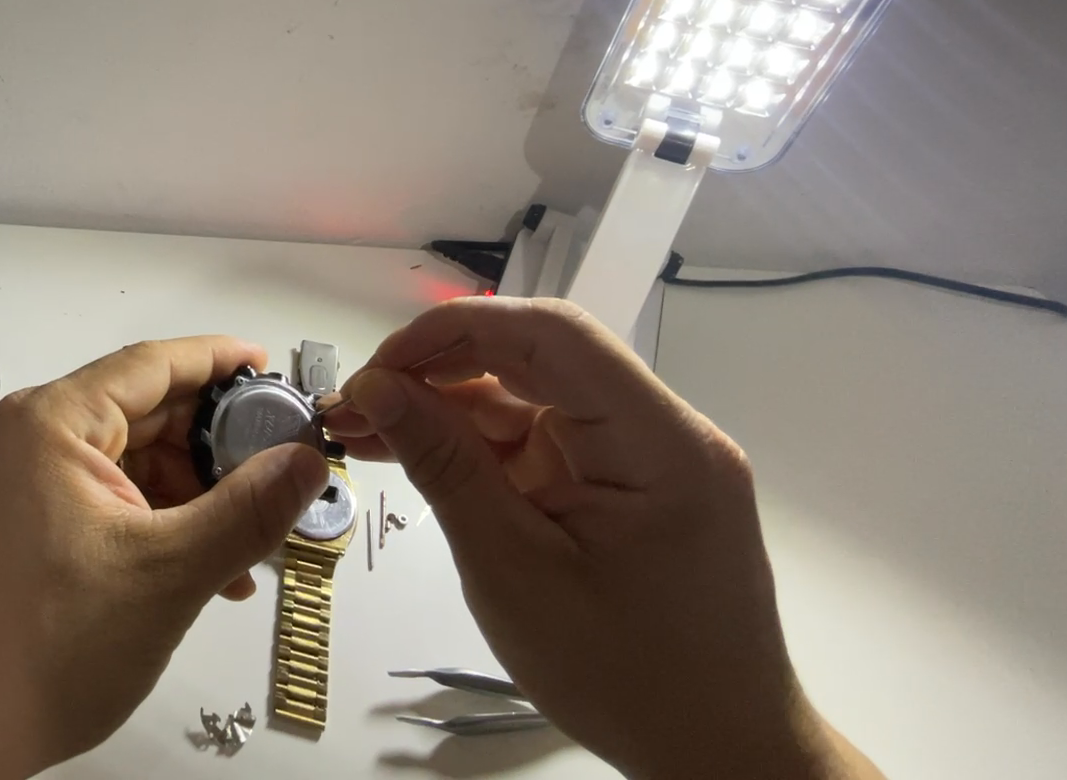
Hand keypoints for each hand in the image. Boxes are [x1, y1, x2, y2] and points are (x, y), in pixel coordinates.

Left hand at [0, 337, 328, 778]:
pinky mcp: (36, 521)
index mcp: (56, 420)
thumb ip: (246, 512)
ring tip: (252, 538)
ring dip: (196, 493)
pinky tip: (210, 567)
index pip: (152, 364)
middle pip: (147, 412)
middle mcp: (39, 436)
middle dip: (216, 442)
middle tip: (280, 465)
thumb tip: (308, 460)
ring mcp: (34, 480)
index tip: (273, 367)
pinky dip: (163, 521)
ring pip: (136, 460)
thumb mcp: (166, 573)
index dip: (218, 360)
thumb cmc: (51, 642)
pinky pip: (115, 498)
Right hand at [323, 297, 881, 779]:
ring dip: (433, 406)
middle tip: (353, 402)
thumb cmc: (622, 676)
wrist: (713, 755)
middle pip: (527, 356)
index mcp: (657, 441)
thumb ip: (442, 463)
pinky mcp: (605, 473)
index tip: (379, 367)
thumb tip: (372, 385)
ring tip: (356, 429)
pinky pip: (521, 434)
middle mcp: (652, 426)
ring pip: (514, 392)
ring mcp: (628, 449)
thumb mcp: (511, 567)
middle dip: (430, 369)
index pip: (551, 334)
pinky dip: (459, 439)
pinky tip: (398, 449)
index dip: (454, 329)